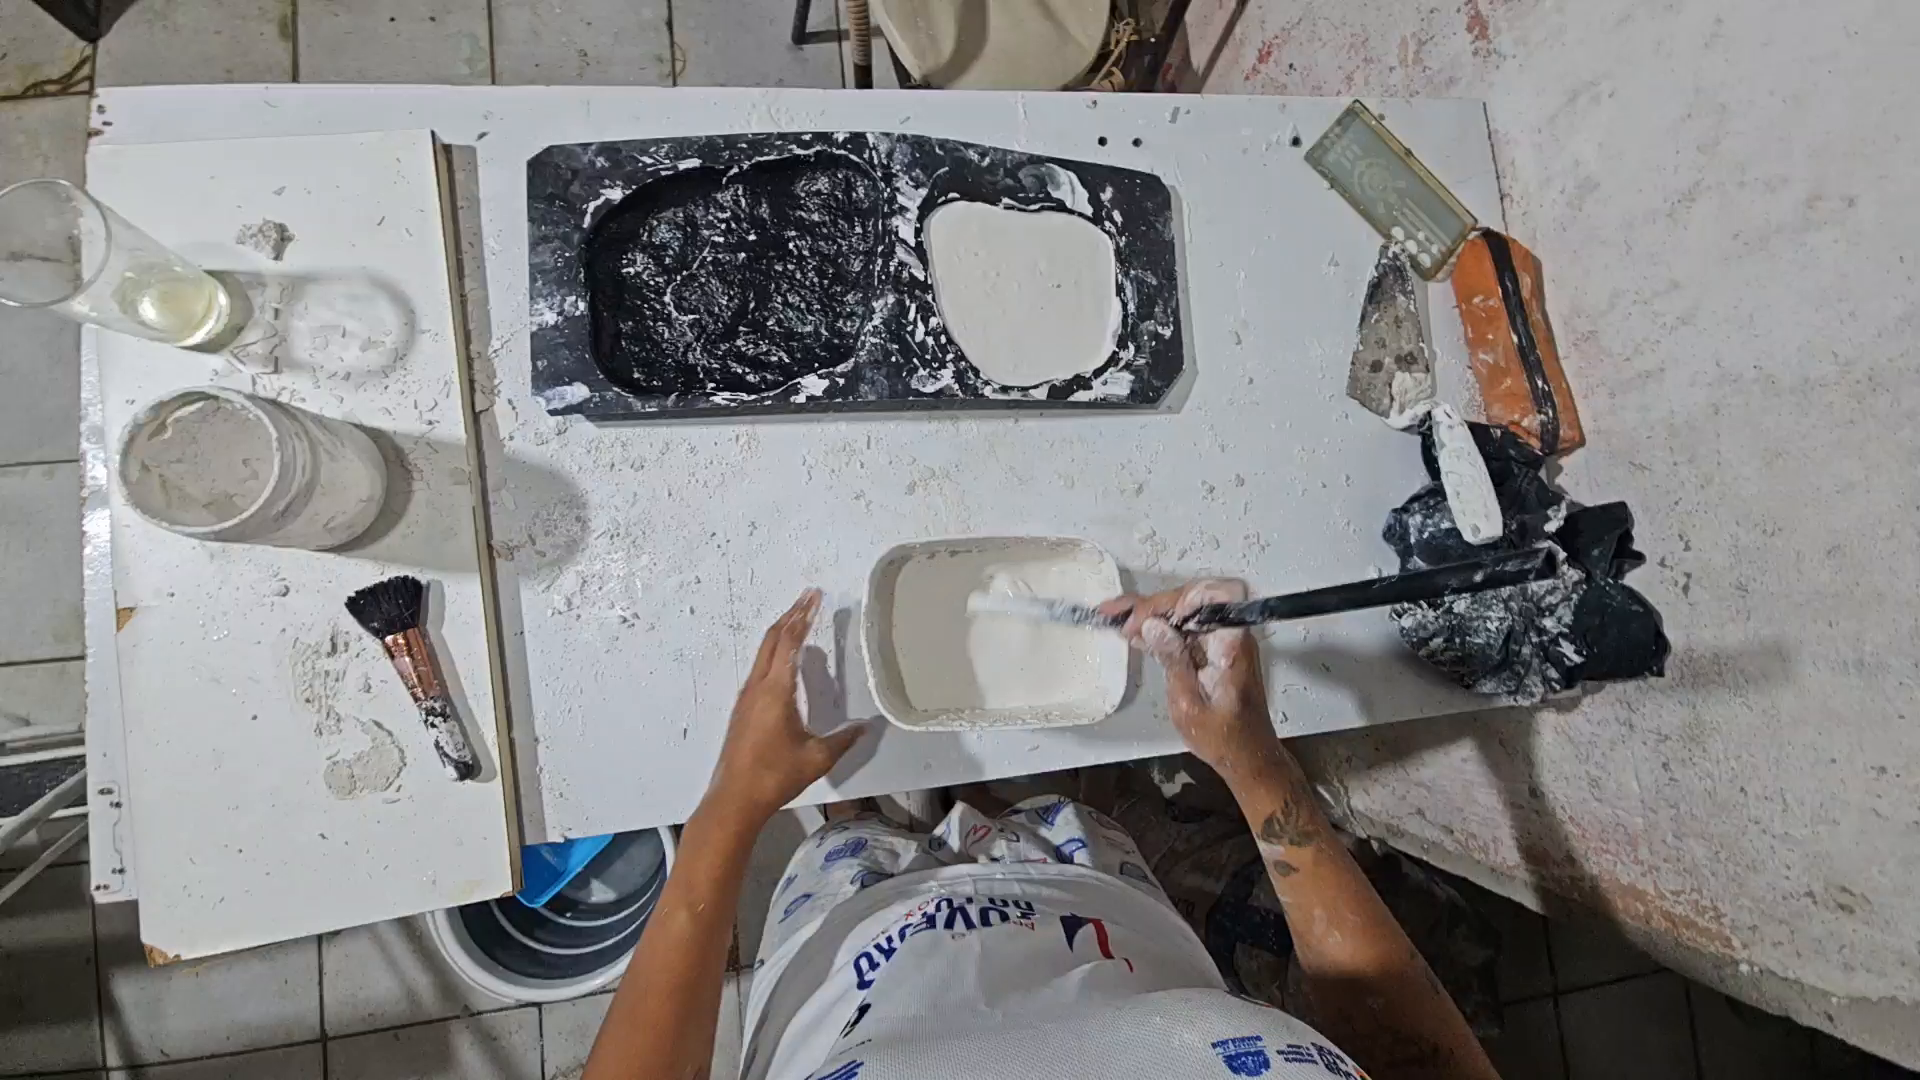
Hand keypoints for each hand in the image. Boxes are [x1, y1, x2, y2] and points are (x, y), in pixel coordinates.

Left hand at [707, 589, 867, 822]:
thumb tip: (867, 726)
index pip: (789, 642)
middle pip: (772, 639)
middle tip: (808, 596)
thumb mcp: (817, 758)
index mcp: (775, 690)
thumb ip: (844, 739)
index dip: (803, 616)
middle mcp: (757, 686)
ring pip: (763, 652)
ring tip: (798, 618)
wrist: (732, 800)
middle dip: (791, 614)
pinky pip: (760, 667)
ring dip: (781, 631)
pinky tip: (784, 659)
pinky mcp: (743, 708)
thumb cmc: (774, 776)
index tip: (815, 596)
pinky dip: (774, 650)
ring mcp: (746, 697)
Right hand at [1098, 580, 1287, 786]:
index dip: (1184, 597)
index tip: (1154, 619)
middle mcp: (1229, 633)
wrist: (1245, 755)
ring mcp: (1220, 638)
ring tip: (1114, 615)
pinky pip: (1183, 626)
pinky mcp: (1210, 646)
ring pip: (1183, 609)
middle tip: (1120, 620)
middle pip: (1192, 598)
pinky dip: (1157, 626)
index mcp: (1231, 644)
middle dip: (1154, 605)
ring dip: (1149, 611)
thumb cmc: (1223, 737)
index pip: (1217, 596)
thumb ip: (1173, 660)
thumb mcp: (1189, 703)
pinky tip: (1132, 630)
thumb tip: (1152, 625)